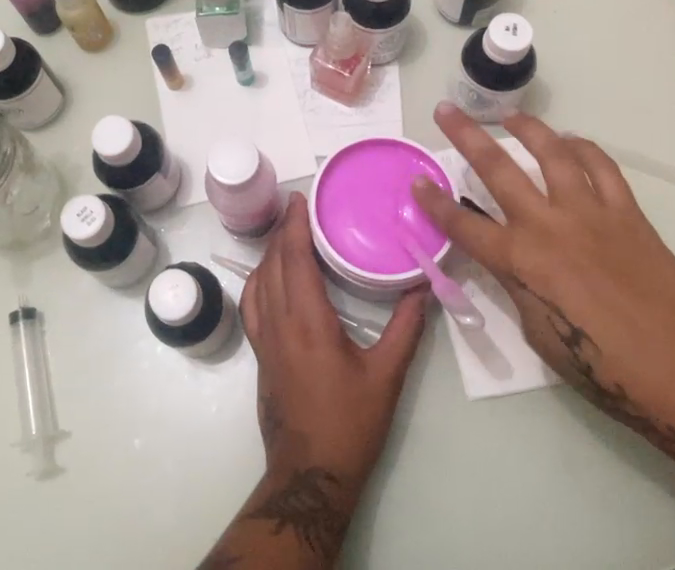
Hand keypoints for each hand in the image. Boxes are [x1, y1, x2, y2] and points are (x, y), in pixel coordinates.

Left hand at [241, 193, 428, 485]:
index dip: (294, 226)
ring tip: (288, 237)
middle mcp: (278, 324)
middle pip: (272, 265)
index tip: (300, 199)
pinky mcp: (259, 355)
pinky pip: (252, 304)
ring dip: (269, 254)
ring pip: (257, 283)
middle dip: (282, 233)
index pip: (294, 259)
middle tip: (299, 210)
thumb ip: (405, 329)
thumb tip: (422, 288)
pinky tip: (273, 280)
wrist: (310, 474)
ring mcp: (263, 341)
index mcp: (308, 322)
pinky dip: (260, 281)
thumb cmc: (350, 423)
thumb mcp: (386, 376)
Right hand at [412, 104, 674, 436]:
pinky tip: (571, 142)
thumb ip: (517, 285)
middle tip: (446, 110)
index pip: (463, 225)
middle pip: (497, 169)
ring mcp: (590, 213)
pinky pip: (602, 168)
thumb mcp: (537, 331)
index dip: (435, 203)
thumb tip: (510, 261)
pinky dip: (583, 149)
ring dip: (528, 129)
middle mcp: (548, 226)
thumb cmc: (601, 366)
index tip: (417, 182)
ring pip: (553, 154)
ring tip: (510, 115)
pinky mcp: (628, 213)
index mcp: (519, 262)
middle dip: (466, 136)